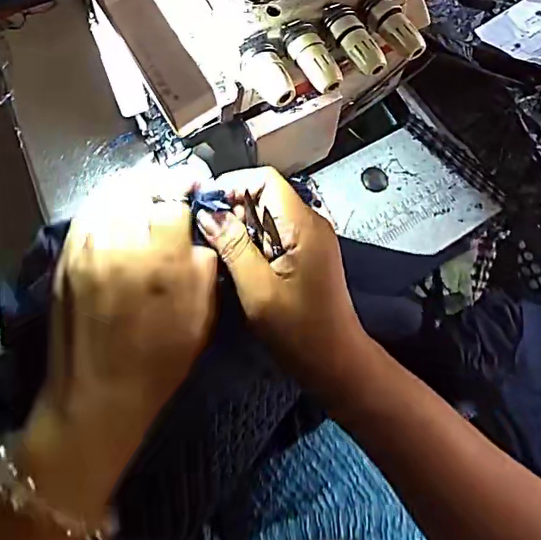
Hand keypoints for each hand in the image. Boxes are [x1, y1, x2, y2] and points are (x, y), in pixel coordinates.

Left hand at [24, 194, 217, 515]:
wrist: (95, 398)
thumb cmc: (160, 359)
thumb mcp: (204, 308)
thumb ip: (205, 254)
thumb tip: (198, 220)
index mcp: (159, 258)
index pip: (175, 195)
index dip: (190, 188)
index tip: (198, 189)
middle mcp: (119, 243)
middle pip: (140, 183)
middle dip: (162, 181)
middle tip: (175, 188)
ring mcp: (85, 247)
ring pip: (112, 191)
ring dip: (136, 187)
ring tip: (149, 196)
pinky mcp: (65, 255)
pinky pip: (90, 209)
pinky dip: (110, 201)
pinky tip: (123, 211)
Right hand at [196, 167, 373, 396]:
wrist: (335, 360)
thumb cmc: (299, 330)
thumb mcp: (257, 289)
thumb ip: (232, 246)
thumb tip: (208, 214)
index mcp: (303, 223)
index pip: (265, 179)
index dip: (232, 185)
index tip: (205, 205)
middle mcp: (310, 221)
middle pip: (265, 193)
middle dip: (233, 207)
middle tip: (207, 232)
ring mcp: (310, 236)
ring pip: (268, 212)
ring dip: (241, 225)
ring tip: (220, 249)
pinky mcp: (307, 251)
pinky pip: (275, 231)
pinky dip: (254, 240)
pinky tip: (239, 262)